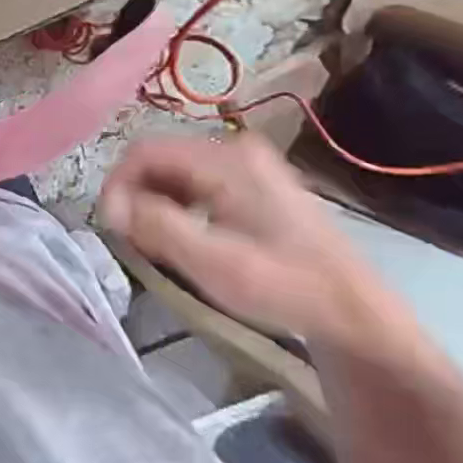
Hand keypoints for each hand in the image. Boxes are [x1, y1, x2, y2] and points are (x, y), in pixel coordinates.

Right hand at [99, 132, 397, 343]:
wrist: (352, 312)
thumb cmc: (285, 287)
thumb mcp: (215, 263)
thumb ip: (158, 228)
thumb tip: (110, 206)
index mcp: (228, 160)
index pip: (144, 151)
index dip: (116, 184)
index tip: (109, 226)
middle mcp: (234, 150)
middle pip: (157, 159)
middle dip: (134, 196)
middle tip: (130, 240)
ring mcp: (245, 165)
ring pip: (172, 172)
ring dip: (151, 202)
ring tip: (152, 243)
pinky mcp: (250, 183)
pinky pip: (192, 183)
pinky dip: (173, 206)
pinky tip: (179, 238)